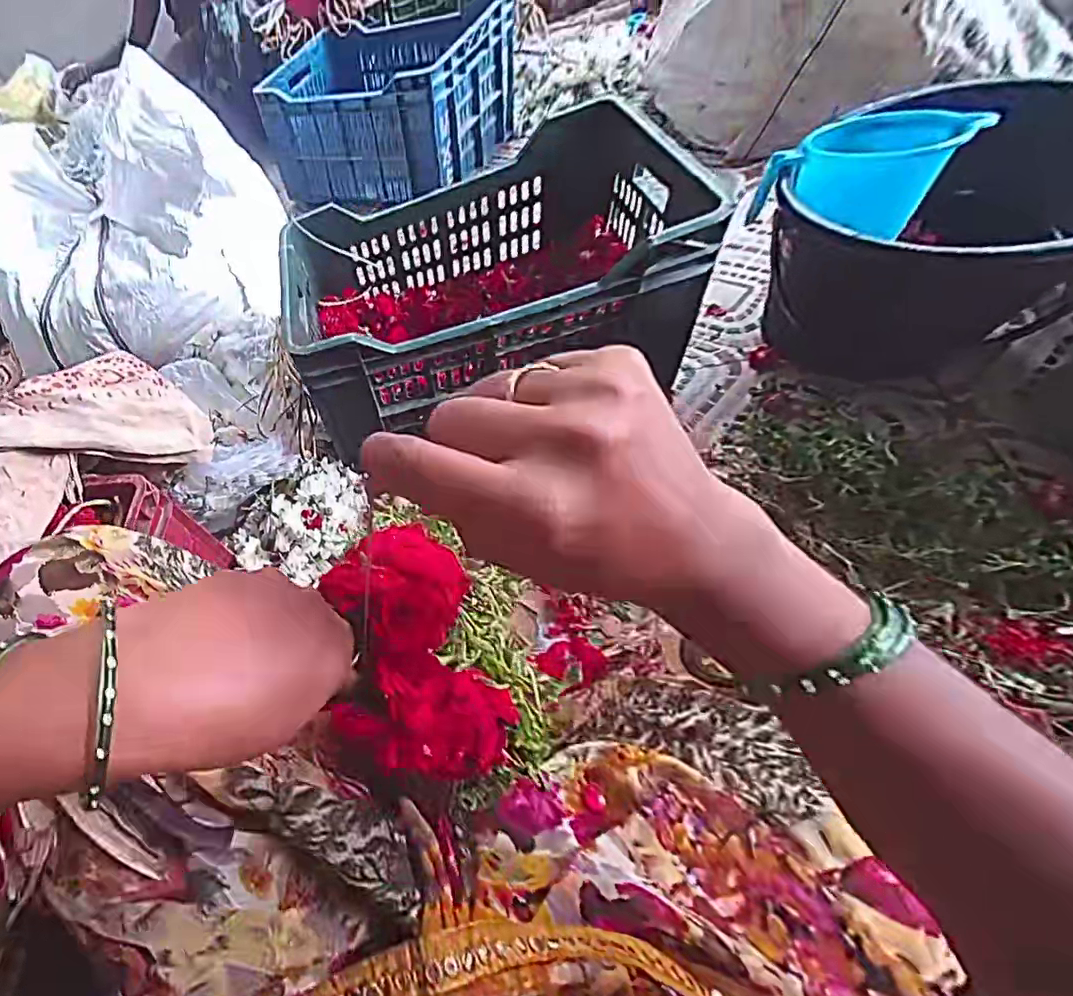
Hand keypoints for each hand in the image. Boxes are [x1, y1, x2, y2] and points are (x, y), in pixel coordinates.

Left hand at [105, 570, 354, 775]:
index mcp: (332, 653)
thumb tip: (311, 693)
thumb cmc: (216, 725)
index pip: (347, 658)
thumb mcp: (276, 734)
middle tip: (266, 677)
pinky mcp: (230, 575)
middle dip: (301, 645)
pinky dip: (239, 613)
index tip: (300, 694)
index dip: (323, 676)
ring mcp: (268, 586)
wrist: (138, 686)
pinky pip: (249, 595)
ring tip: (231, 656)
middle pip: (319, 623)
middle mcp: (310, 609)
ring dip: (271, 625)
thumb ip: (307, 703)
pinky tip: (206, 638)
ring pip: (284, 605)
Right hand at [362, 346, 778, 613]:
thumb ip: (455, 509)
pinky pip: (537, 369)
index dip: (387, 460)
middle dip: (454, 443)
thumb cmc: (597, 558)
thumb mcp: (516, 557)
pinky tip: (574, 425)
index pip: (420, 464)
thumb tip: (406, 462)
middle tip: (489, 465)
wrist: (691, 534)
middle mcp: (561, 442)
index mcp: (531, 506)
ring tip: (540, 444)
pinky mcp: (619, 360)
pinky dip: (541, 398)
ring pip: (489, 386)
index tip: (381, 459)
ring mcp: (596, 393)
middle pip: (448, 414)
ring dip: (500, 417)